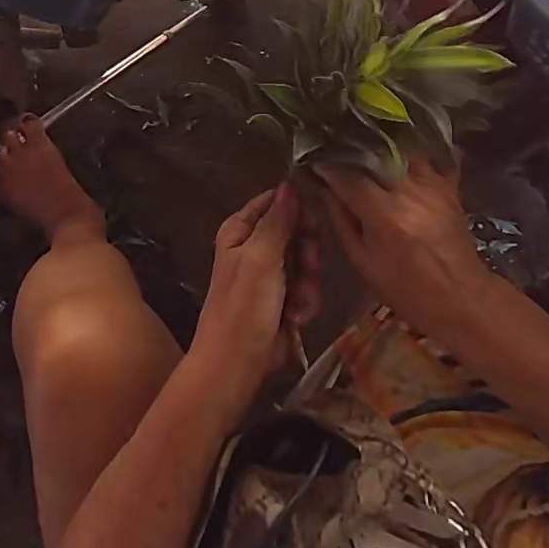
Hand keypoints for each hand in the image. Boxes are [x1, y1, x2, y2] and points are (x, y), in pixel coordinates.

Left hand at [187, 183, 320, 418]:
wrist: (237, 364)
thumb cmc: (243, 307)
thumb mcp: (261, 257)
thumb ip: (278, 220)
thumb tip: (290, 183)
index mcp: (240, 229)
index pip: (276, 202)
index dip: (298, 211)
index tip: (311, 226)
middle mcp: (254, 245)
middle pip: (297, 231)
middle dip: (307, 254)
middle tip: (307, 268)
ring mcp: (269, 273)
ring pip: (306, 262)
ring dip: (308, 283)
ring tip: (297, 303)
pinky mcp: (282, 298)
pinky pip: (307, 288)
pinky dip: (305, 303)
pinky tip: (296, 318)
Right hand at [314, 156, 489, 333]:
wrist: (462, 299)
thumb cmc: (406, 289)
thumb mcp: (362, 261)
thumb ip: (341, 221)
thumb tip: (324, 190)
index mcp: (384, 215)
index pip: (347, 176)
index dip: (327, 167)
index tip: (313, 163)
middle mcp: (410, 193)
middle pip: (374, 156)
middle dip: (351, 152)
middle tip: (335, 152)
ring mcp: (433, 187)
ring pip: (402, 150)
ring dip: (381, 148)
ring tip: (365, 150)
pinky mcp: (449, 188)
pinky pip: (431, 158)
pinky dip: (412, 153)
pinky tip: (399, 153)